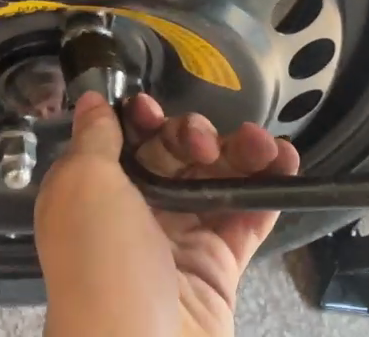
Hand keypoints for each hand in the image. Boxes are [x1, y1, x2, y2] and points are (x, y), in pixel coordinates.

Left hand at [35, 91, 298, 336]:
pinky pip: (243, 220)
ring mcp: (177, 241)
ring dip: (241, 155)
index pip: (121, 140)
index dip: (141, 120)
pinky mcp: (216, 269)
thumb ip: (94, 136)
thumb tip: (91, 99)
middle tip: (208, 143)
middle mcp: (132, 212)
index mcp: (93, 192)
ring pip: (212, 182)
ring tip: (267, 145)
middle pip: (171, 156)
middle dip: (194, 136)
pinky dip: (266, 191)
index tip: (155, 111)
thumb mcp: (83, 183)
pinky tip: (285, 164)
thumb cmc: (100, 261)